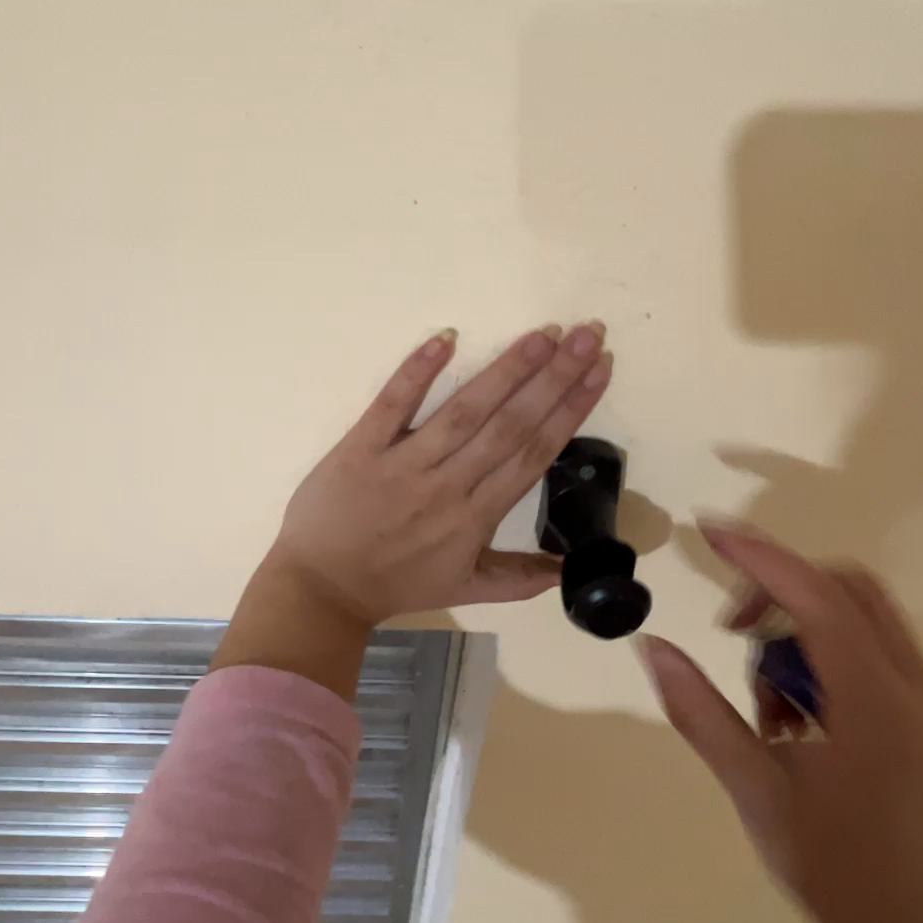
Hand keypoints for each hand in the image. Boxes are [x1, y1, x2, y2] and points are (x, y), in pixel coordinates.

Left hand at [267, 321, 612, 624]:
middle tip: (587, 333)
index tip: (600, 371)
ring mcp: (403, 463)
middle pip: (510, 425)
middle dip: (553, 378)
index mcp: (476, 516)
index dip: (570, 410)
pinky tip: (446, 336)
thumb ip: (519, 578)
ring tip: (542, 334)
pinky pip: (392, 404)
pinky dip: (416, 371)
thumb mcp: (464, 588)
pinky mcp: (361, 447)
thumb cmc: (395, 584)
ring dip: (504, 371)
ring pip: (463, 411)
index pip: (533, 454)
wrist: (322, 589)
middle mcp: (447, 484)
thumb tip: (570, 572)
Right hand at [636, 523, 922, 922]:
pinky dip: (822, 652)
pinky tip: (793, 711)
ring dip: (800, 627)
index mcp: (876, 701)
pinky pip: (870, 648)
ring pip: (860, 615)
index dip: (759, 556)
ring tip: (763, 697)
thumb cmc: (825, 858)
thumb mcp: (749, 783)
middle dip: (780, 589)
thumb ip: (698, 709)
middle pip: (846, 589)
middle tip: (731, 629)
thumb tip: (649, 645)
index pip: (817, 598)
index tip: (708, 530)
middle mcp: (915, 687)